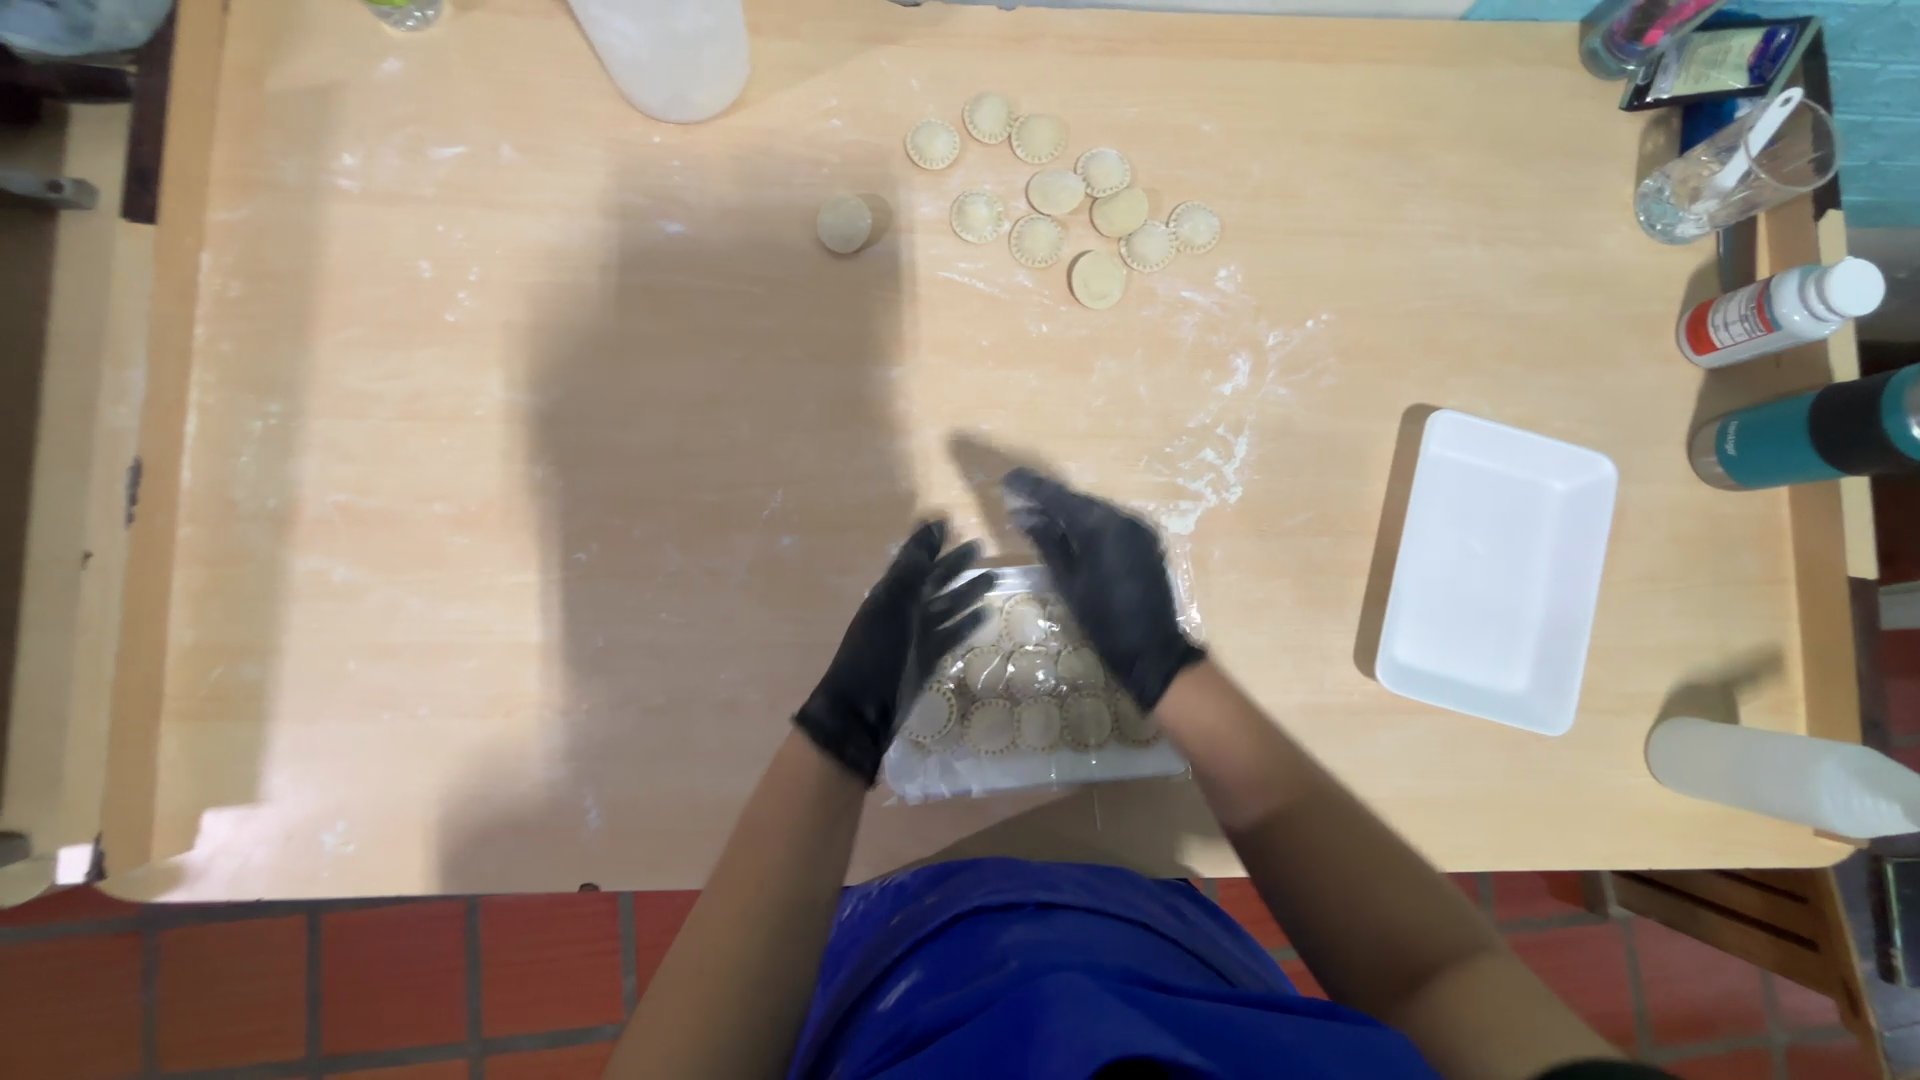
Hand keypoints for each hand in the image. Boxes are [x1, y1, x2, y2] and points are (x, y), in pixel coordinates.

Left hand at [793, 520, 995, 784]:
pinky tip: (986, 613)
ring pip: (947, 606)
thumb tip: (933, 524)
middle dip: (955, 563)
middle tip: (982, 546)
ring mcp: (917, 634)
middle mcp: (904, 609)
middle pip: (934, 580)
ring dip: (967, 591)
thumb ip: (914, 567)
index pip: (915, 558)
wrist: (862, 709)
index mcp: (891, 592)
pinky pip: (952, 634)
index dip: (930, 541)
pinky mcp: (928, 658)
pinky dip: (967, 623)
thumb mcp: (893, 603)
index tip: (950, 521)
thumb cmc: (875, 652)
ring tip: (993, 576)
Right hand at [1002, 468, 1204, 709]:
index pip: (1058, 497)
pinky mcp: (1147, 539)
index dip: (1031, 487)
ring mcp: (1138, 527)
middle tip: (1018, 499)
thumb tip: (1021, 514)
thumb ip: (1046, 542)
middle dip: (1047, 499)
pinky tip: (1070, 532)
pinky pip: (1111, 523)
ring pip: (1094, 510)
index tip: (1007, 479)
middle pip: (1077, 500)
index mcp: (1100, 527)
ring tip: (1038, 516)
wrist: (1152, 648)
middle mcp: (1122, 517)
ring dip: (1067, 511)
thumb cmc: (1102, 621)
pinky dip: (1088, 524)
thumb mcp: (1067, 582)